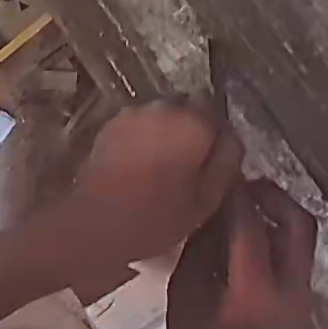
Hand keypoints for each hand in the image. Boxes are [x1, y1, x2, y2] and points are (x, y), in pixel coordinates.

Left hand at [60, 103, 243, 267]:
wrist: (97, 221)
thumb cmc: (157, 216)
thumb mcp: (207, 199)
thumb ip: (227, 161)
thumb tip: (230, 139)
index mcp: (194, 122)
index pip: (219, 116)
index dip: (216, 140)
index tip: (209, 166)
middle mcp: (163, 107)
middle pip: (188, 109)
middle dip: (190, 131)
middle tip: (184, 168)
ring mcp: (132, 113)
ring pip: (160, 116)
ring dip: (163, 133)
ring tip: (157, 169)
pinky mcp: (109, 125)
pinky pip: (136, 125)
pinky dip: (140, 139)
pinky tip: (136, 167)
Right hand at [166, 180, 318, 328]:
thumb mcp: (185, 293)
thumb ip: (202, 247)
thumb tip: (213, 210)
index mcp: (255, 291)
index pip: (251, 228)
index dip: (235, 196)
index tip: (220, 173)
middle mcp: (291, 288)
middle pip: (297, 223)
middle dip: (272, 195)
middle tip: (242, 182)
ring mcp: (303, 293)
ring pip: (302, 233)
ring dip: (276, 210)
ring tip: (242, 200)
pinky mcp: (301, 295)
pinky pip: (295, 249)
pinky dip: (276, 229)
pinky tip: (246, 228)